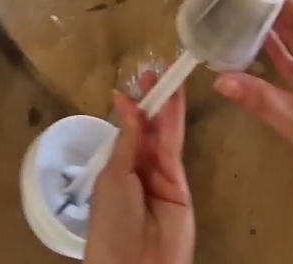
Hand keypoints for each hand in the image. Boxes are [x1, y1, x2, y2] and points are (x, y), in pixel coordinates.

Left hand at [85, 84, 193, 263]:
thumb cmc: (112, 221)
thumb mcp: (113, 176)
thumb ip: (127, 138)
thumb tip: (123, 99)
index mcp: (116, 168)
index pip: (129, 132)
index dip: (134, 108)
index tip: (139, 81)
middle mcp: (139, 169)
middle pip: (149, 129)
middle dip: (152, 101)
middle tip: (156, 71)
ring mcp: (161, 176)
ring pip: (165, 134)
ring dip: (166, 106)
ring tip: (167, 76)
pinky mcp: (181, 184)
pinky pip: (176, 147)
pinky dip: (174, 123)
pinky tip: (171, 102)